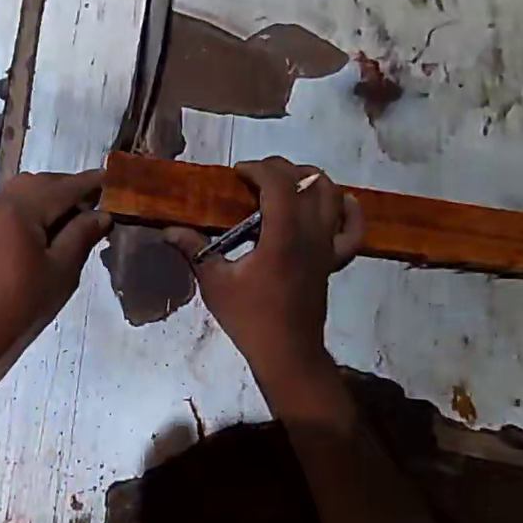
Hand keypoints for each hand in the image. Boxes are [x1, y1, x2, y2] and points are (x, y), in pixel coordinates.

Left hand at [0, 170, 112, 355]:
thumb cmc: (22, 301)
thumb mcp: (62, 270)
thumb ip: (82, 235)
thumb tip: (102, 215)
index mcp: (20, 209)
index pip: (63, 187)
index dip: (89, 183)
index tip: (111, 179)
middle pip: (41, 183)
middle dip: (69, 188)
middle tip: (95, 203)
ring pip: (23, 190)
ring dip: (49, 195)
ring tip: (72, 215)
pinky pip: (9, 203)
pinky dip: (31, 205)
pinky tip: (45, 226)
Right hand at [162, 157, 363, 381]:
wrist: (287, 353)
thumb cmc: (250, 318)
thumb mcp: (216, 282)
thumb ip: (195, 249)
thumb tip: (169, 230)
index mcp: (283, 236)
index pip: (279, 183)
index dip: (258, 168)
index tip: (237, 174)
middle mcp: (311, 233)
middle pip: (306, 181)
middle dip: (279, 169)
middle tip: (253, 179)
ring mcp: (327, 245)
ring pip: (332, 195)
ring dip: (309, 180)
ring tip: (284, 184)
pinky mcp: (334, 259)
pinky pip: (352, 229)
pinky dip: (348, 210)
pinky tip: (339, 201)